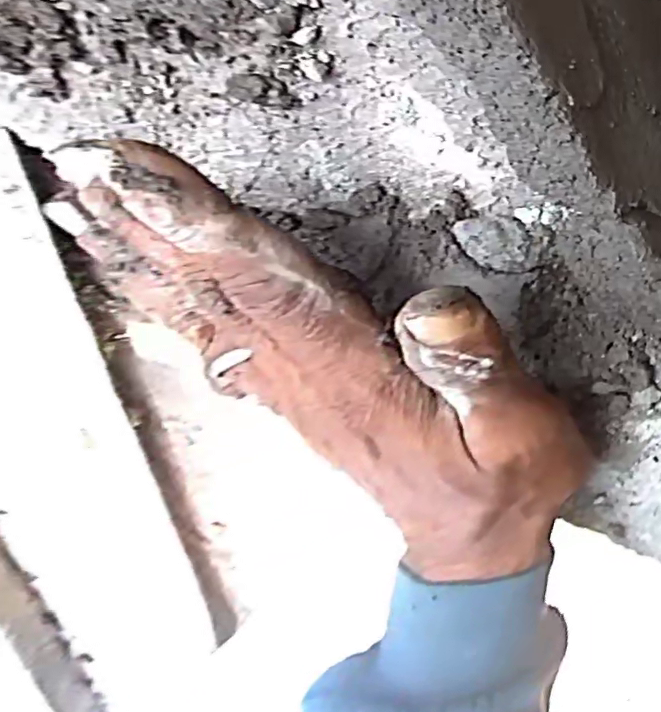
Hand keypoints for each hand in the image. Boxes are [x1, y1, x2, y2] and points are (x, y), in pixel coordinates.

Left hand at [42, 140, 591, 581]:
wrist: (481, 538)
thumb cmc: (508, 479)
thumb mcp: (516, 422)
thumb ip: (476, 363)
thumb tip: (431, 301)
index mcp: (359, 380)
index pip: (272, 294)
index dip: (209, 231)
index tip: (141, 176)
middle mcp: (316, 383)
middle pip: (224, 298)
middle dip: (157, 232)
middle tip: (93, 173)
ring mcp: (310, 394)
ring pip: (220, 318)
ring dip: (162, 265)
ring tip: (107, 217)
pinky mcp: (321, 399)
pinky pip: (240, 343)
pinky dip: (197, 307)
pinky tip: (180, 296)